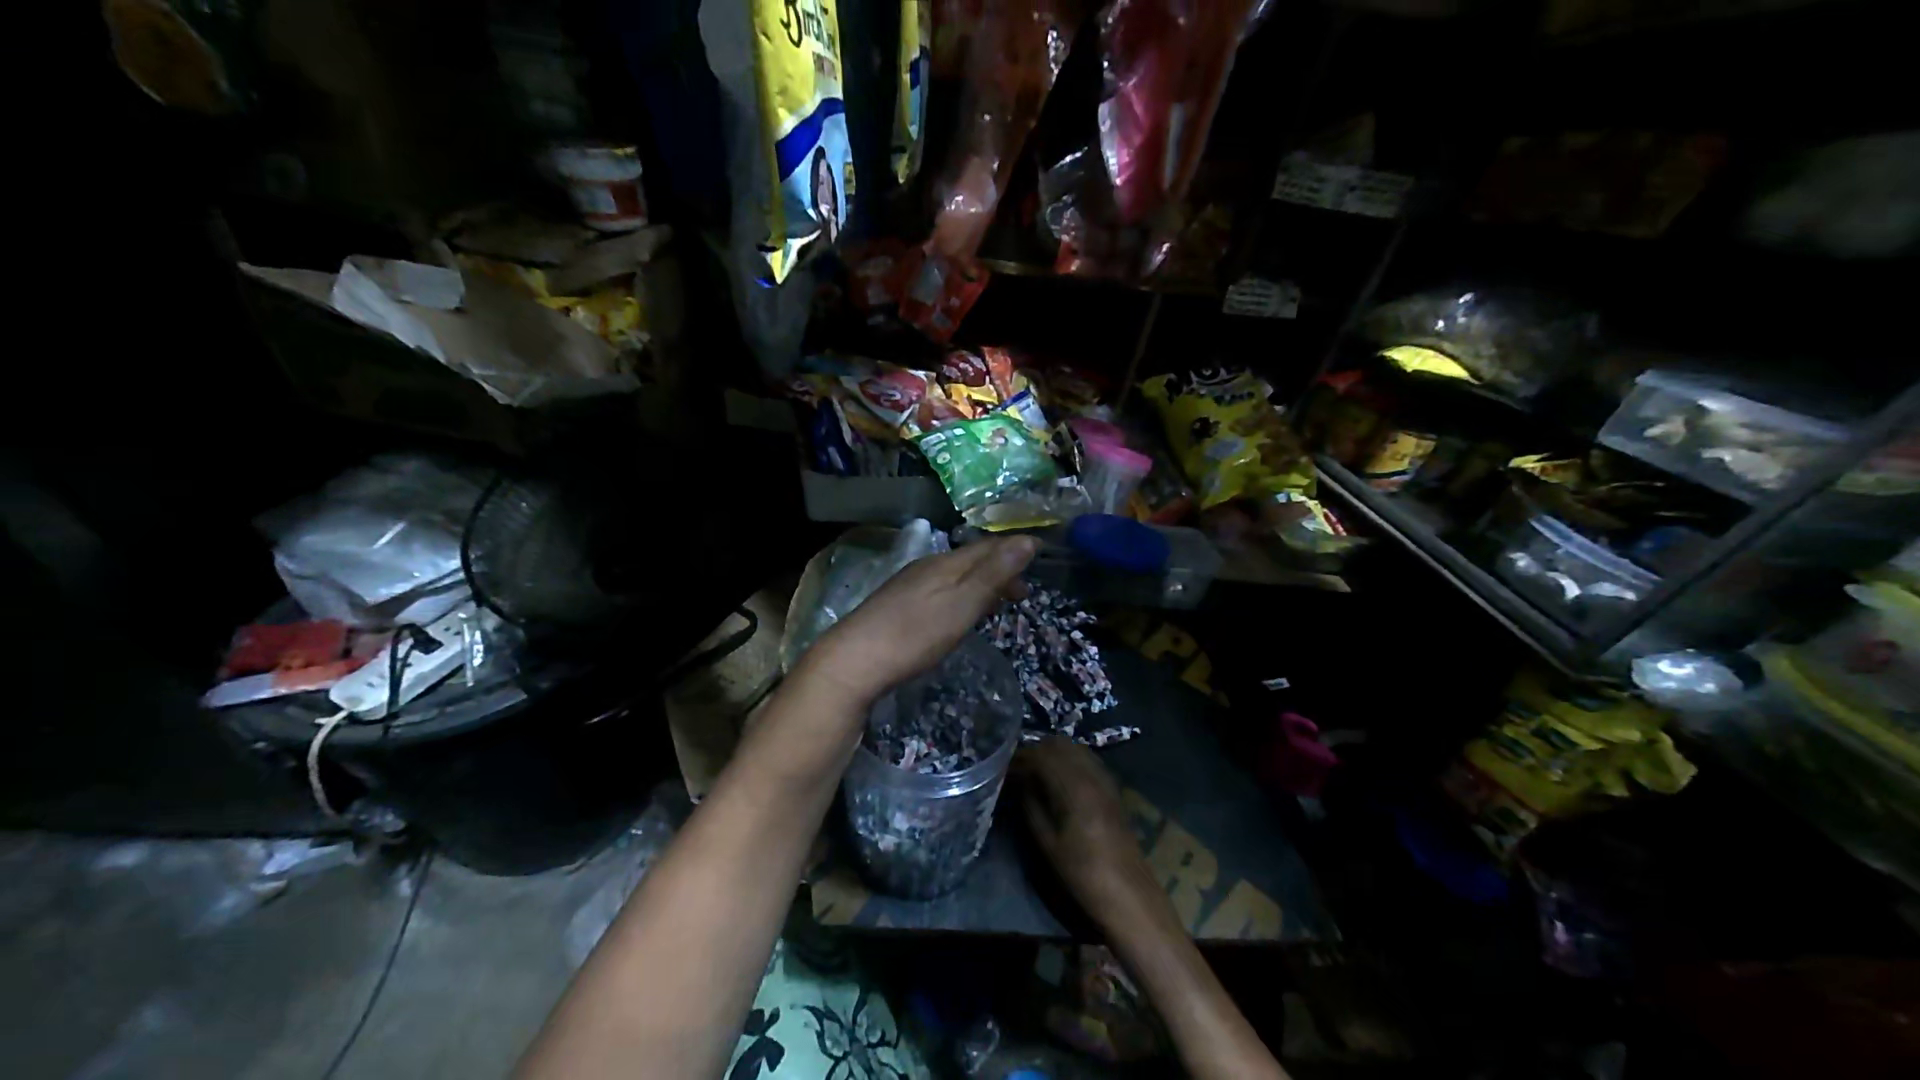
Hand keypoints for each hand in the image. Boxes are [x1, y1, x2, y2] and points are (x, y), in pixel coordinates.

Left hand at [797, 535, 1037, 708]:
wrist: (853, 662)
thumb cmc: (914, 634)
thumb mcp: (961, 604)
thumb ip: (993, 574)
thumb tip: (1025, 540)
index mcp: (944, 563)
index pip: (987, 546)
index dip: (1014, 549)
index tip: (1041, 554)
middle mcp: (925, 567)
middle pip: (970, 560)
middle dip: (1000, 570)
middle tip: (1023, 594)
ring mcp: (908, 586)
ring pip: (954, 577)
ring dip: (981, 585)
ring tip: (998, 604)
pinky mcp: (896, 607)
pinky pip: (940, 591)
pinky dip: (961, 597)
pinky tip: (958, 615)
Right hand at [1015, 737, 1174, 935]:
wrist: (1128, 893)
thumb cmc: (1082, 873)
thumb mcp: (1047, 843)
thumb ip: (1030, 805)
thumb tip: (1017, 782)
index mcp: (1074, 788)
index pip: (1042, 755)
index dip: (1020, 757)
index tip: (1003, 767)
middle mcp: (1092, 775)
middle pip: (1059, 744)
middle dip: (1036, 750)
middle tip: (1017, 767)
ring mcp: (1105, 780)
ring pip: (1075, 748)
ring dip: (1053, 753)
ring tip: (1034, 770)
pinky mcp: (1112, 788)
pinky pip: (1088, 760)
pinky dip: (1070, 760)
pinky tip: (1058, 777)